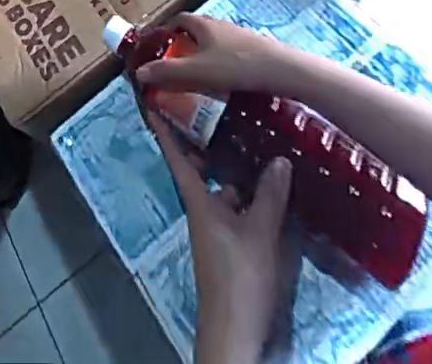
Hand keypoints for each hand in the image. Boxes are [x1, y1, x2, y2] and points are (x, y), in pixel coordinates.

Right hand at [134, 14, 299, 98]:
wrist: (287, 72)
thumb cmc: (238, 66)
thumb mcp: (198, 72)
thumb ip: (167, 73)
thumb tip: (139, 73)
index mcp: (202, 24)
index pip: (177, 19)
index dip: (165, 32)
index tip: (159, 49)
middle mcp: (220, 25)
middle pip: (196, 31)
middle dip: (184, 46)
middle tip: (178, 67)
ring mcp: (241, 36)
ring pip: (215, 44)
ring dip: (205, 56)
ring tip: (201, 79)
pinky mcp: (258, 50)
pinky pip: (232, 54)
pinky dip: (224, 65)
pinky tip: (227, 84)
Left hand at [147, 111, 292, 363]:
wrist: (236, 328)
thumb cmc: (239, 276)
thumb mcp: (259, 233)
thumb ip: (269, 196)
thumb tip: (279, 157)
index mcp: (197, 199)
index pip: (176, 156)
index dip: (164, 130)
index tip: (151, 102)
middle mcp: (202, 208)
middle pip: (198, 169)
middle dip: (204, 145)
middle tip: (217, 115)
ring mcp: (216, 228)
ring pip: (221, 190)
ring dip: (233, 171)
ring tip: (254, 146)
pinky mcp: (231, 244)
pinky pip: (236, 209)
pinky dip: (248, 197)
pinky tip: (270, 192)